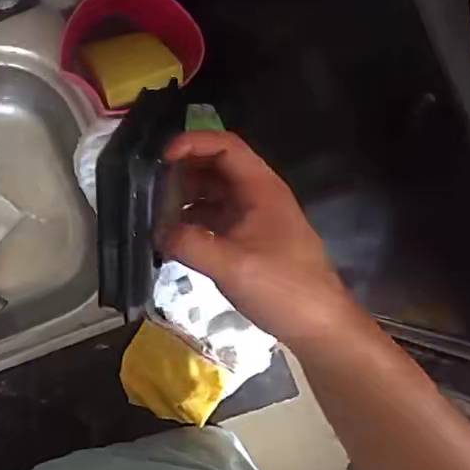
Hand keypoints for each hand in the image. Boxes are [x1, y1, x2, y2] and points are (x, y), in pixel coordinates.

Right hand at [159, 131, 366, 343]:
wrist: (320, 327)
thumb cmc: (282, 289)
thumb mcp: (231, 266)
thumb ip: (188, 244)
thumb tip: (156, 232)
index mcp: (261, 190)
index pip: (226, 147)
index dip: (193, 143)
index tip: (161, 158)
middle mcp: (257, 197)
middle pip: (215, 167)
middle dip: (182, 172)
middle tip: (149, 187)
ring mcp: (252, 219)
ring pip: (212, 194)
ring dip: (183, 198)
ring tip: (153, 213)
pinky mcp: (246, 241)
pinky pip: (213, 219)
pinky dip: (190, 222)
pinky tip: (170, 238)